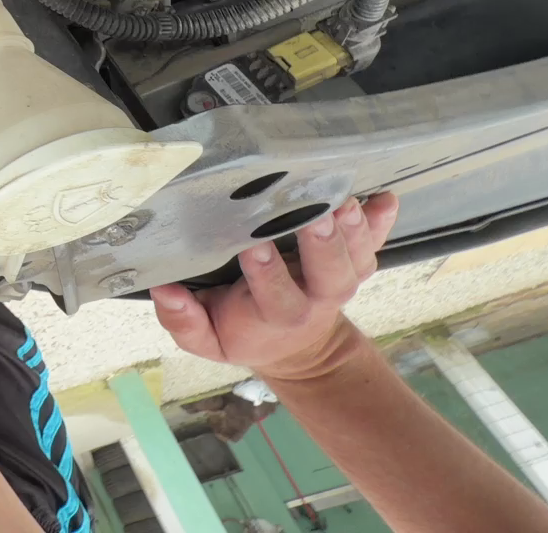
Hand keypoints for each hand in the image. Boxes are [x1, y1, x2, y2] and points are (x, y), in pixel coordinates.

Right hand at [148, 193, 399, 382]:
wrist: (297, 349)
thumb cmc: (241, 332)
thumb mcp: (206, 340)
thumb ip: (183, 320)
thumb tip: (164, 290)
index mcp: (275, 314)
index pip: (274, 296)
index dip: (267, 274)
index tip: (253, 247)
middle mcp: (313, 297)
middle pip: (329, 276)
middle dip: (324, 245)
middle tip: (318, 214)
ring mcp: (336, 280)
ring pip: (354, 259)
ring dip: (354, 230)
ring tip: (346, 201)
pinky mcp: (350, 266)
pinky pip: (370, 245)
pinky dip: (380, 224)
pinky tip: (384, 199)